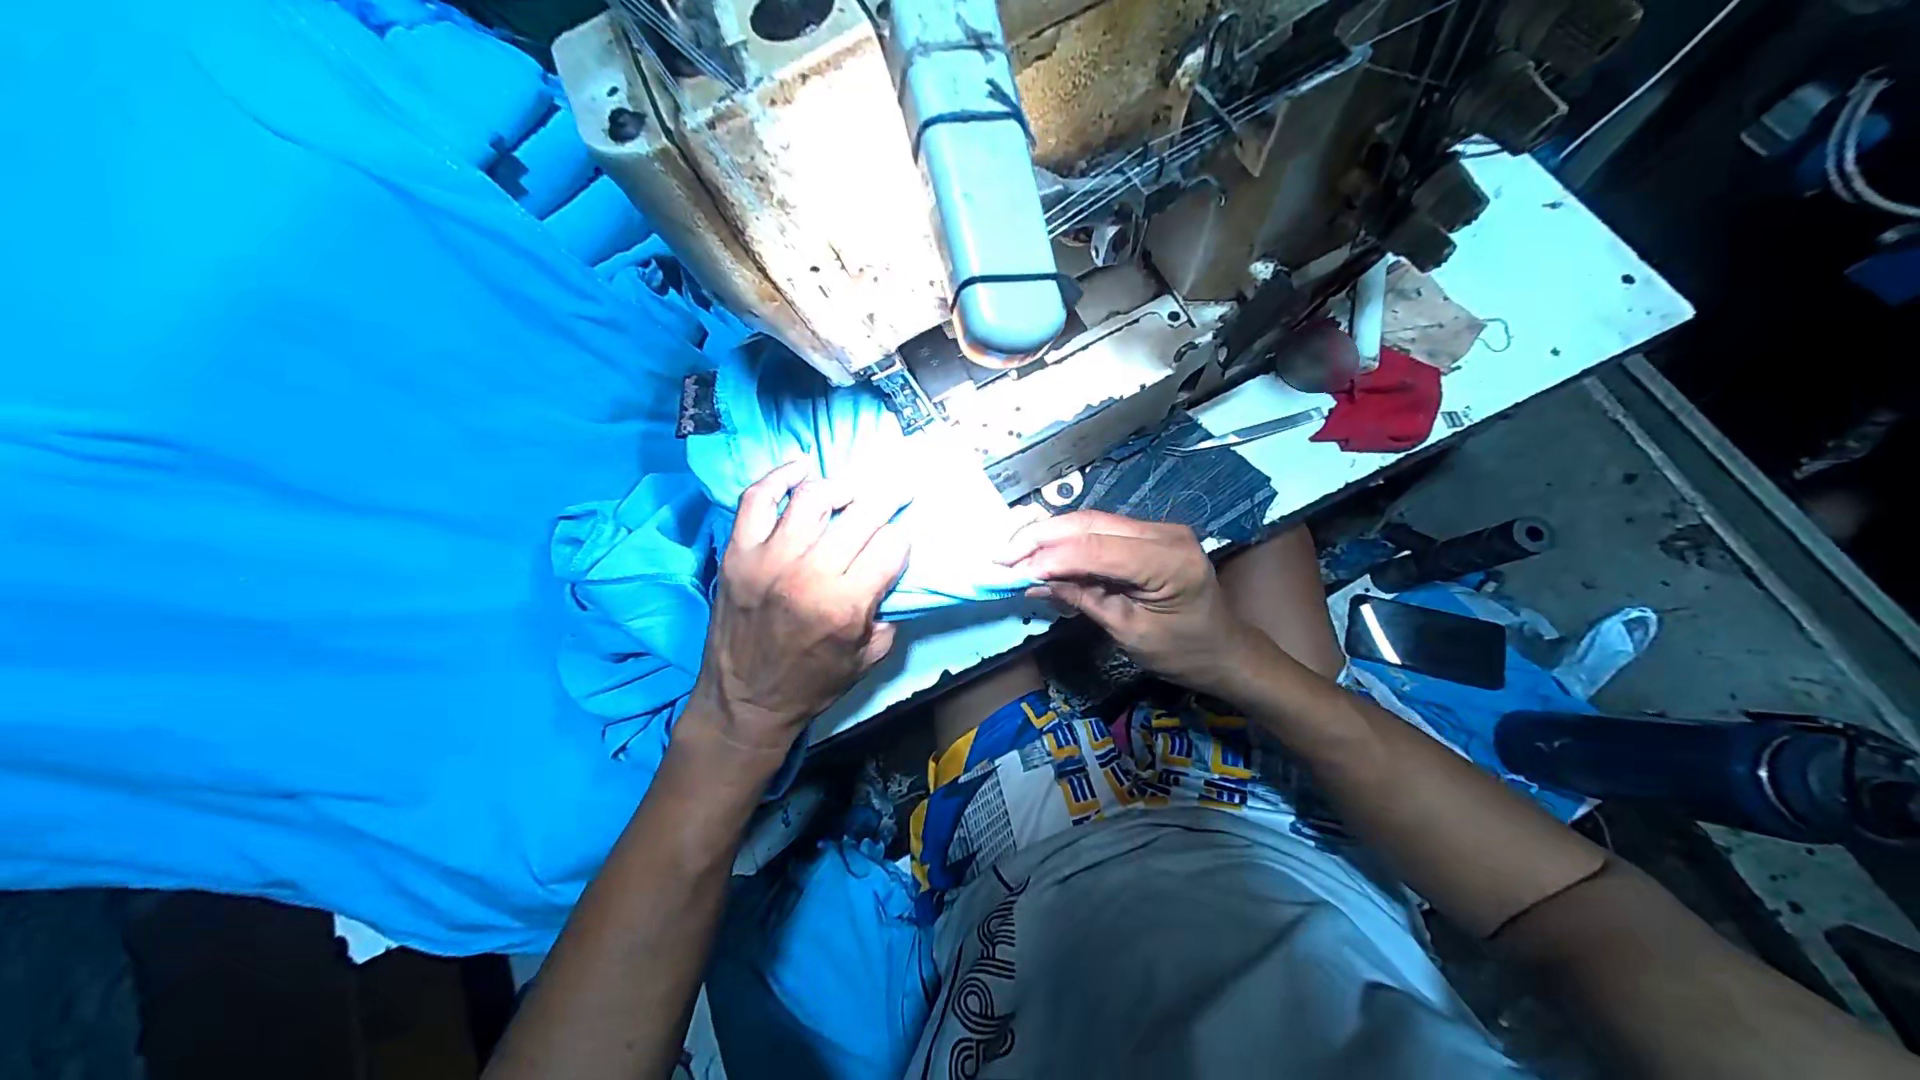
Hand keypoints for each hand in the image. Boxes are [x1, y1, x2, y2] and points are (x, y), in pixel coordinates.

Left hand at [686, 462, 909, 761]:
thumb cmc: (812, 684)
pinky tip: (801, 469)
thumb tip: (894, 569)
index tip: (896, 545)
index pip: (891, 544)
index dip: (900, 541)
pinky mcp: (738, 552)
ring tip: (848, 495)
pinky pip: (757, 497)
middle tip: (893, 496)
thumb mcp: (868, 658)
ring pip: (813, 497)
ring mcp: (768, 559)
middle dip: (886, 501)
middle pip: (861, 514)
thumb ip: (888, 612)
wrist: (745, 702)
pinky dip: (780, 476)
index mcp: (845, 605)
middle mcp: (809, 575)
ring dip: (840, 488)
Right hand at [1004, 510, 1255, 693]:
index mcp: (1169, 562)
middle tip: (1003, 555)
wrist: (1223, 649)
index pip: (1097, 549)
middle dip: (1042, 537)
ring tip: (1014, 552)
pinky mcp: (1149, 532)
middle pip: (1090, 523)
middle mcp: (1165, 532)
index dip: (1051, 557)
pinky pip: (1100, 530)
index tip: (1013, 570)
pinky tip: (1042, 551)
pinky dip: (1068, 540)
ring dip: (1050, 535)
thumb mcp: (1128, 632)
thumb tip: (1034, 582)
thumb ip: (1083, 599)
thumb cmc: (1182, 652)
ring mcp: (1158, 528)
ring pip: (1090, 521)